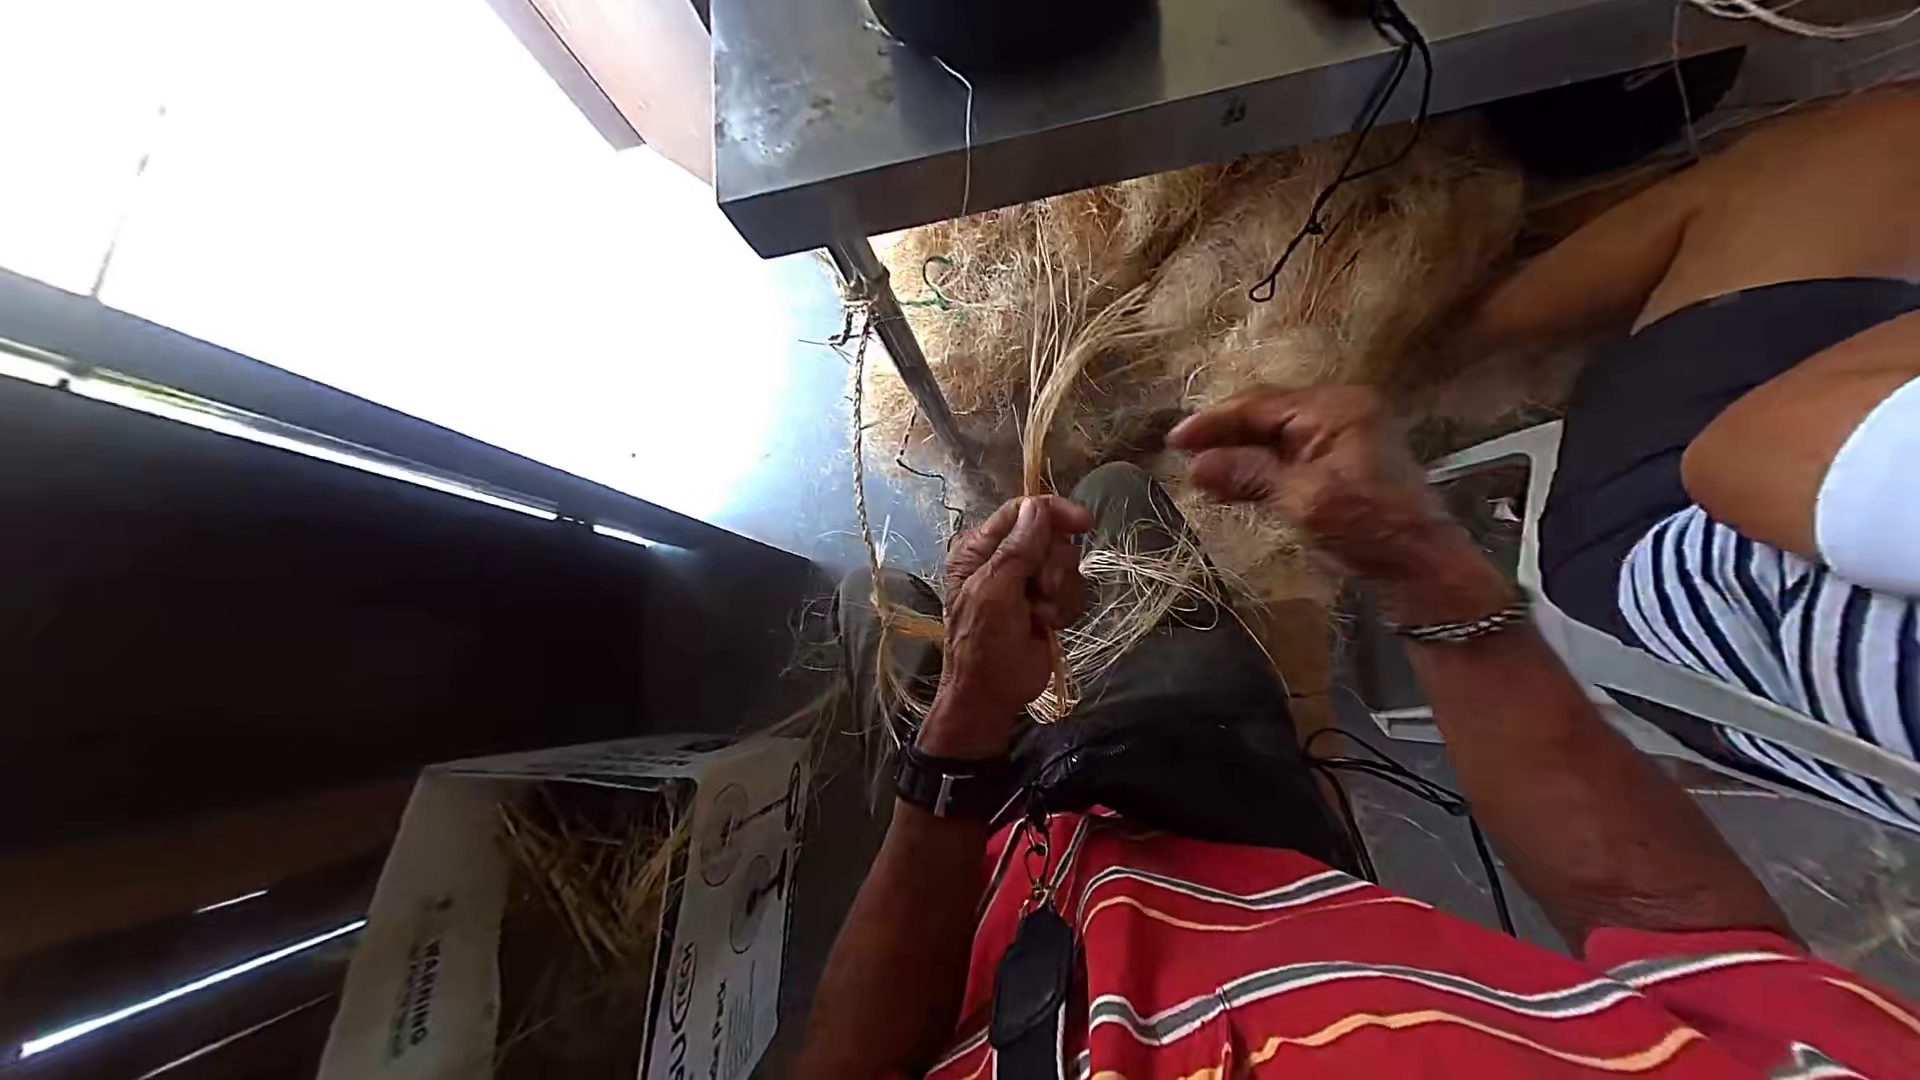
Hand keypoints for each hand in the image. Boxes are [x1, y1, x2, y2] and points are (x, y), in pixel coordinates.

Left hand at [921, 496, 1091, 757]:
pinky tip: (1049, 625)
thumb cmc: (982, 642)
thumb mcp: (993, 592)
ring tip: (1040, 615)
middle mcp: (1006, 558)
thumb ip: (1017, 550)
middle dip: (1053, 565)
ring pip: (1066, 563)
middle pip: (1051, 536)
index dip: (1054, 512)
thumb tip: (1037, 507)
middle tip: (1040, 592)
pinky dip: (1065, 608)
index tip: (1084, 523)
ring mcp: (1028, 581)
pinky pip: (1074, 589)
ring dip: (1059, 591)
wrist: (992, 693)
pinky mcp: (1048, 603)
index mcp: (981, 548)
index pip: (1022, 511)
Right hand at [1167, 386, 1509, 622]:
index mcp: (1334, 408)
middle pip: (1262, 416)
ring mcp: (1334, 437)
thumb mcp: (1302, 497)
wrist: (1415, 564)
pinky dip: (1251, 469)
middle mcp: (1335, 412)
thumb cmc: (1365, 525)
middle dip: (1220, 436)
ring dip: (1233, 454)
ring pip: (1268, 437)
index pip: (1258, 407)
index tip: (1173, 440)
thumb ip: (1248, 474)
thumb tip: (1195, 465)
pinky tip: (1225, 484)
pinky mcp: (1331, 462)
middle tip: (1180, 453)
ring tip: (1197, 471)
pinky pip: (1280, 456)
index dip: (1212, 423)